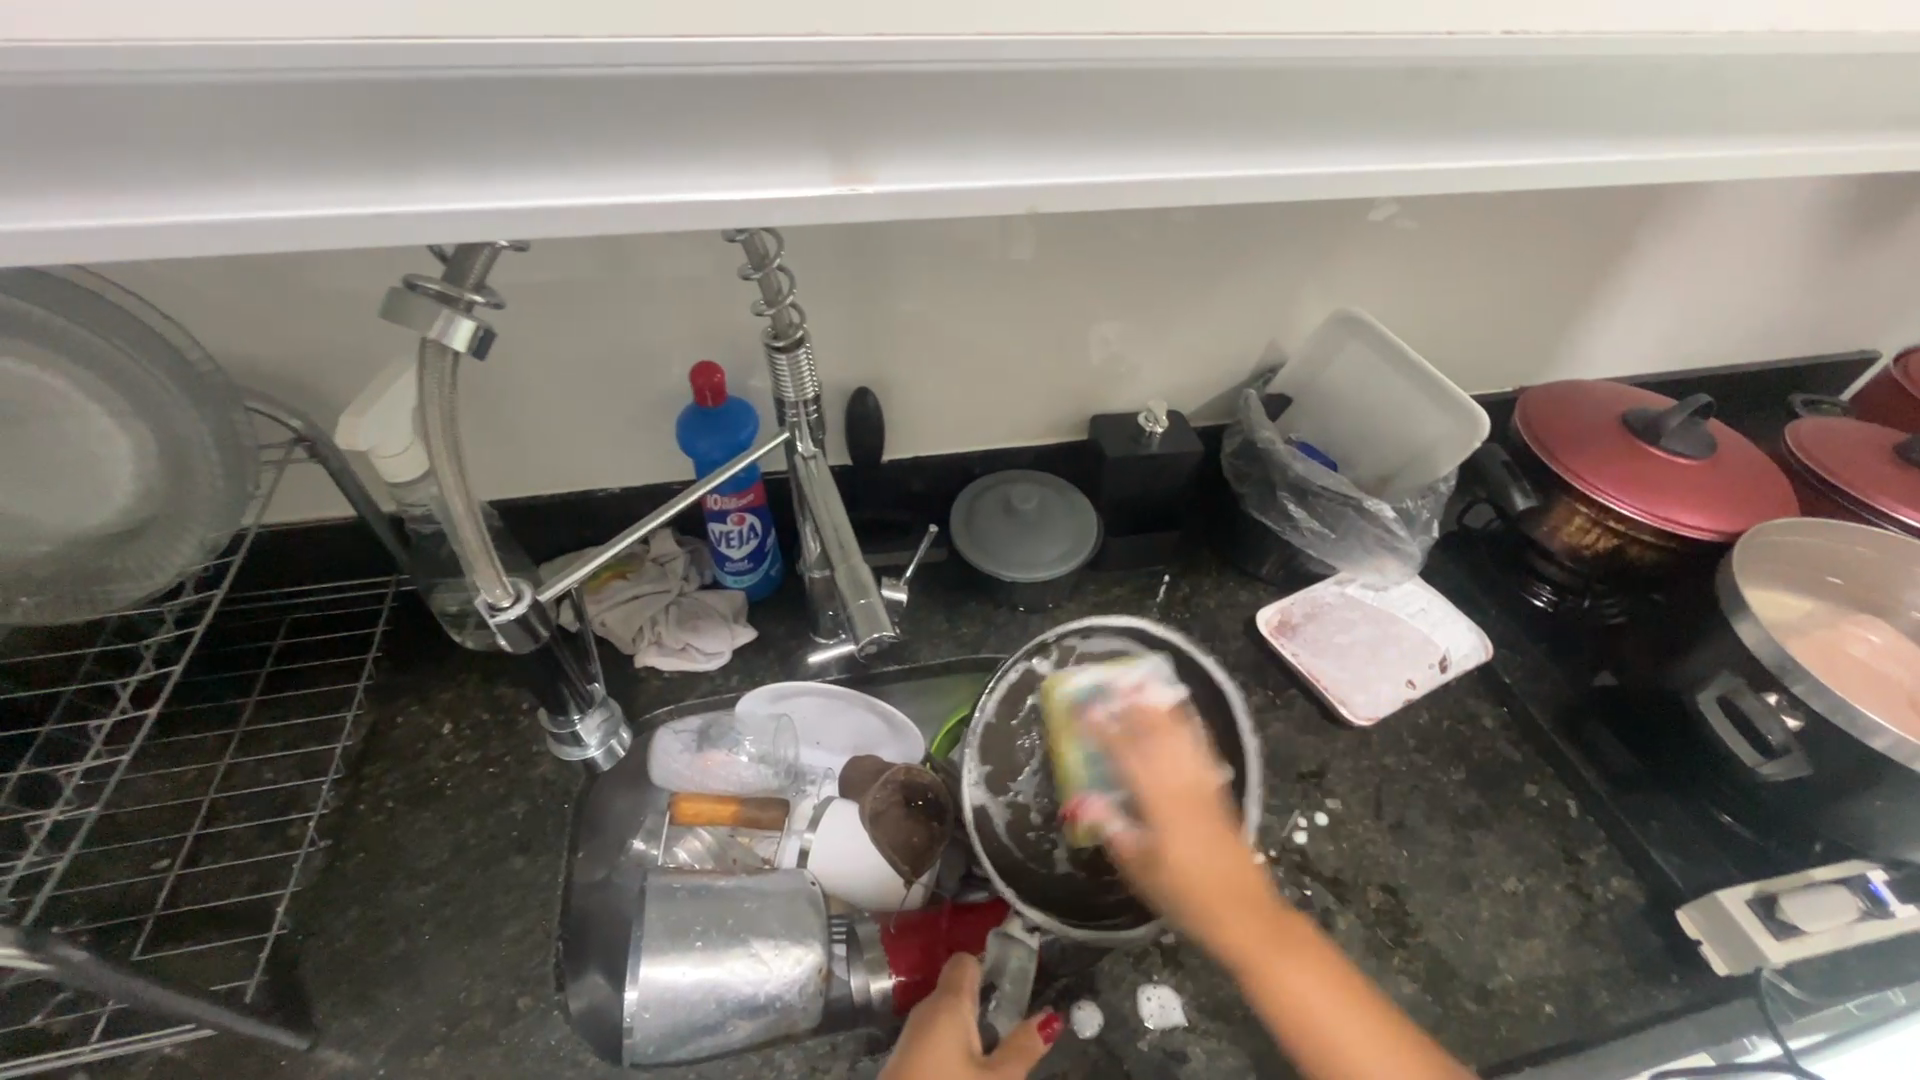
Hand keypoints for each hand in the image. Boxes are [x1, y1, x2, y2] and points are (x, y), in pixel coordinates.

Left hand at [878, 953, 1061, 1079]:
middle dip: (987, 1003)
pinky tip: (971, 1070)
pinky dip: (956, 1047)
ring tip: (1000, 1048)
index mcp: (947, 1003)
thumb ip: (1023, 1048)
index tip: (1015, 985)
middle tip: (1017, 1022)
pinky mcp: (906, 1060)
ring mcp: (912, 1036)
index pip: (965, 961)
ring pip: (948, 1018)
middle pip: (959, 991)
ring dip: (973, 1029)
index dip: (990, 967)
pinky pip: (937, 1039)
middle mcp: (926, 1011)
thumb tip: (1051, 1016)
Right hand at [1071, 702, 1280, 957]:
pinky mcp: (1219, 792)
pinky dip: (1189, 724)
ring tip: (1143, 685)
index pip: (1126, 754)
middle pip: (1156, 735)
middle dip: (1132, 707)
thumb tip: (1081, 798)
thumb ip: (1112, 829)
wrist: (1245, 914)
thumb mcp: (1140, 869)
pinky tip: (1183, 713)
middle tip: (1111, 684)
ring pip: (1180, 735)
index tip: (1083, 708)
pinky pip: (1201, 747)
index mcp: (1159, 802)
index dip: (1103, 729)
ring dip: (1159, 708)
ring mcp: (1205, 785)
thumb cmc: (1185, 896)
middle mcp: (1183, 784)